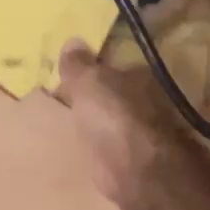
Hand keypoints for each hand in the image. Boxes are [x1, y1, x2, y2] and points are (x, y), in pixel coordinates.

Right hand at [51, 39, 179, 206]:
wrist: (136, 168)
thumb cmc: (113, 118)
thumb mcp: (89, 85)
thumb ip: (79, 67)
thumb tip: (72, 41)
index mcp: (137, 76)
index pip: (110, 69)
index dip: (86, 75)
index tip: (64, 84)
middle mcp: (146, 99)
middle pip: (112, 95)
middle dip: (92, 99)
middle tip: (63, 106)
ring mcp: (142, 130)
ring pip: (111, 120)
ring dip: (95, 124)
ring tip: (68, 129)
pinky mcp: (135, 158)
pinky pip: (110, 145)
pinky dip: (98, 146)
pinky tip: (83, 150)